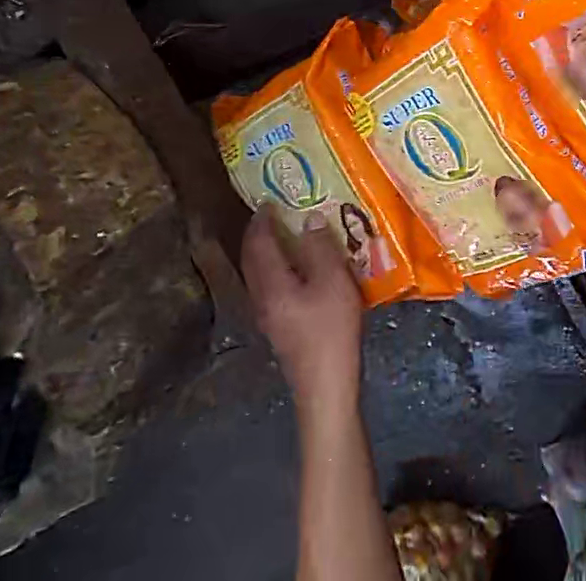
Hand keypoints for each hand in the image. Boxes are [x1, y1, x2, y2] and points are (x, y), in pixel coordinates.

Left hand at [242, 206, 365, 413]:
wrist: (326, 386)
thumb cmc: (330, 330)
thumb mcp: (333, 282)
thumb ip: (320, 248)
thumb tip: (308, 219)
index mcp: (270, 284)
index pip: (258, 244)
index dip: (262, 220)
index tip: (270, 200)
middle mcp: (261, 298)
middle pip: (252, 260)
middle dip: (260, 235)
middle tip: (277, 214)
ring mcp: (269, 317)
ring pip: (260, 276)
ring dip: (269, 253)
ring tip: (289, 236)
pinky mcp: (280, 328)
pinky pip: (272, 287)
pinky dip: (279, 269)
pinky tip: (300, 271)